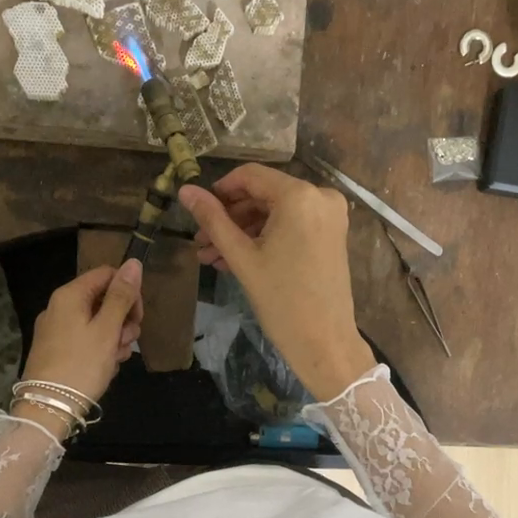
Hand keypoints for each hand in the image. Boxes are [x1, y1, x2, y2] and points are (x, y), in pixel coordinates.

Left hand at [22, 260, 143, 409]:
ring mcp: (56, 330)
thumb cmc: (81, 365)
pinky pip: (86, 340)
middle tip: (127, 342)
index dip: (128, 293)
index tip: (138, 318)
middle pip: (102, 300)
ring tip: (116, 359)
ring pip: (97, 323)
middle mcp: (59, 307)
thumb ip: (121, 296)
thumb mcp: (107, 329)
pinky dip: (100, 350)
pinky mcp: (57, 350)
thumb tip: (133, 263)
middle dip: (122, 320)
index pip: (107, 275)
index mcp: (70, 295)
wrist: (49, 406)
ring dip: (114, 338)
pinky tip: (105, 367)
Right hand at [179, 164, 375, 399]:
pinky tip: (238, 260)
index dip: (220, 191)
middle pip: (263, 195)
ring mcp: (330, 216)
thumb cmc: (281, 300)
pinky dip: (266, 239)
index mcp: (299, 195)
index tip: (198, 211)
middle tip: (201, 243)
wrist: (325, 341)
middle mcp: (320, 196)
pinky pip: (292, 226)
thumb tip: (185, 190)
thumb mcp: (242, 258)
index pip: (250, 176)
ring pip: (276, 213)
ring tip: (213, 258)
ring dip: (244, 232)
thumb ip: (213, 220)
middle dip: (230, 218)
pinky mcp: (332, 235)